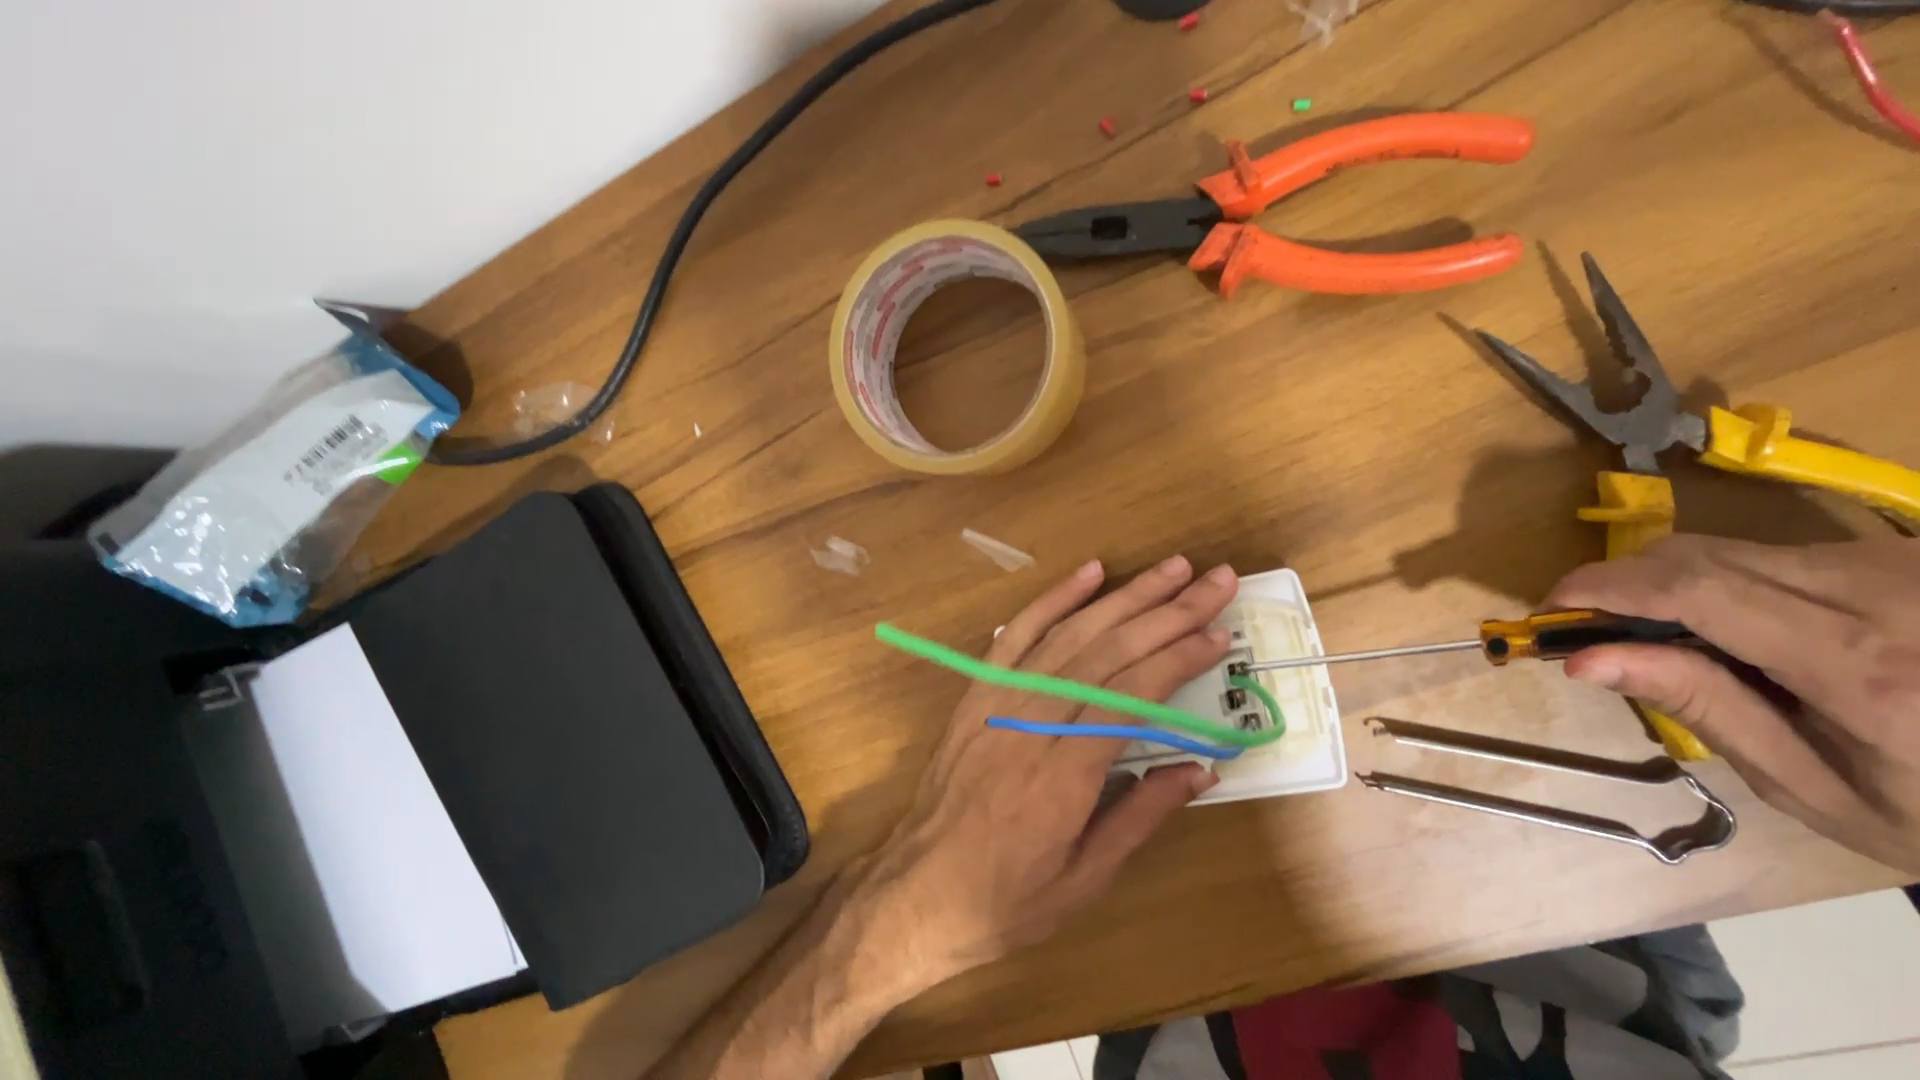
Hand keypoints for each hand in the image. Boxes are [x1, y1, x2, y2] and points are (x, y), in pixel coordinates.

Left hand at [849, 554, 1238, 991]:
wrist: (916, 893)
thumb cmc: (1006, 900)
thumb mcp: (1083, 880)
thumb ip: (1141, 818)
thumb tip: (1200, 767)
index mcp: (1061, 778)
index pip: (1129, 699)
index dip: (1177, 659)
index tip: (1219, 633)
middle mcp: (1028, 726)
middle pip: (1105, 655)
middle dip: (1167, 613)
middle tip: (1216, 580)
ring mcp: (995, 704)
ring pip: (1067, 636)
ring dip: (1123, 597)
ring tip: (1172, 568)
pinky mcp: (975, 696)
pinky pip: (1014, 636)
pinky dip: (1053, 599)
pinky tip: (1090, 572)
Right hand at [1548, 535, 1919, 874]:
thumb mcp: (1814, 788)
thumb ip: (1705, 710)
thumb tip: (1587, 659)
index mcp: (1863, 668)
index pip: (1698, 590)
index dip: (1608, 585)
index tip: (1552, 606)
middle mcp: (1884, 595)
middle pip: (1703, 556)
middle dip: (1624, 583)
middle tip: (1587, 627)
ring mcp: (1900, 565)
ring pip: (1732, 549)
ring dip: (1671, 586)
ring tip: (1662, 641)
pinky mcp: (1901, 555)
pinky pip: (1774, 555)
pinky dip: (1722, 585)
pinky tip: (1735, 631)